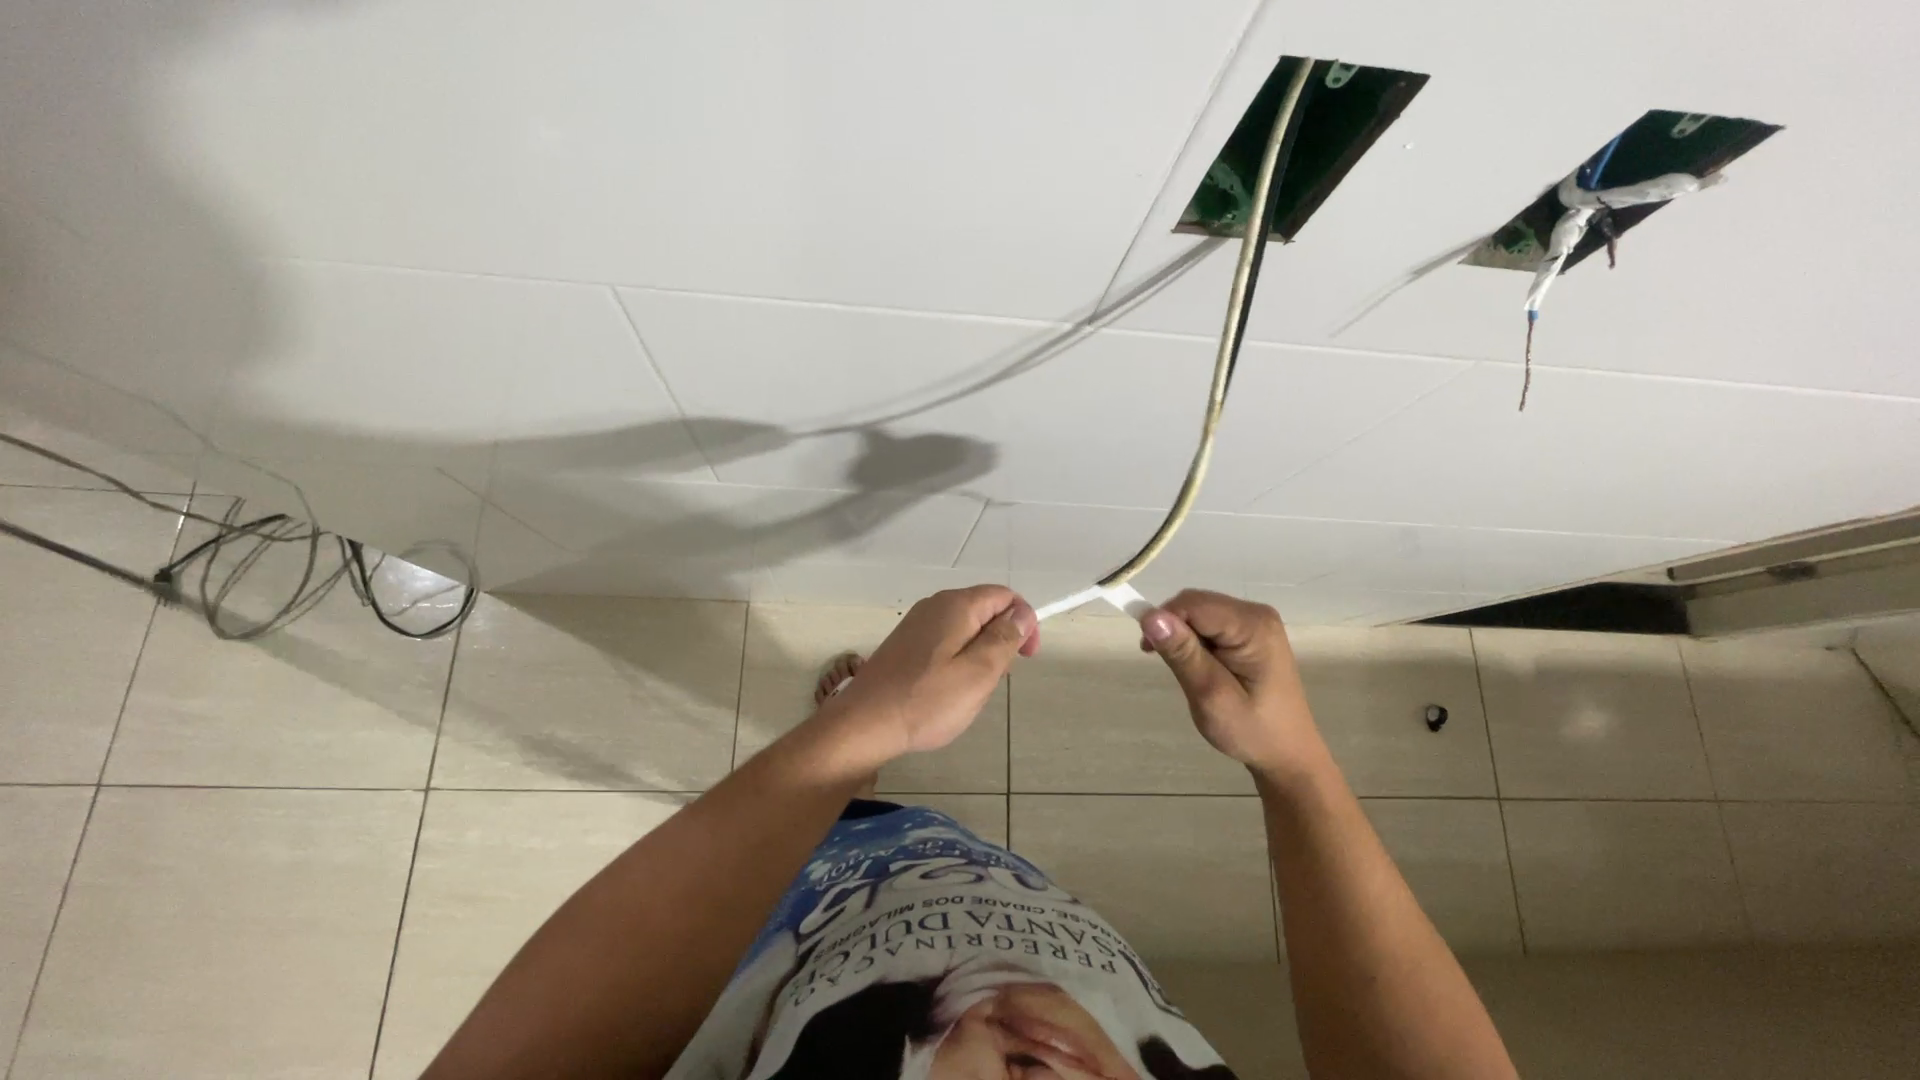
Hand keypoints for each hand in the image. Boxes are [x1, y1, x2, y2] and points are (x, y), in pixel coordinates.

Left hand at [815, 585, 1038, 765]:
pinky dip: (956, 665)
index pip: (1005, 597)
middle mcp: (935, 606)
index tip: (1025, 659)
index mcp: (956, 606)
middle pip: (985, 613)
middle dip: (999, 644)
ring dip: (978, 659)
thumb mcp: (978, 674)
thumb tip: (1022, 613)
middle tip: (991, 684)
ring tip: (966, 694)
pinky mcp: (905, 645)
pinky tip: (946, 694)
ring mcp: (916, 625)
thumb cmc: (926, 702)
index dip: (1023, 623)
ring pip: (966, 632)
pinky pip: (945, 645)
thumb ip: (1004, 639)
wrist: (864, 724)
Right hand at [1138, 589, 1320, 778]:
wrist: (1286, 753)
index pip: (1193, 604)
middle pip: (1196, 604)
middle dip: (1172, 628)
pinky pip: (1211, 623)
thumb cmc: (1251, 731)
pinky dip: (1194, 640)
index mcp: (1253, 627)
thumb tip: (1150, 617)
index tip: (1149, 651)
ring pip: (1200, 612)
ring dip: (1182, 636)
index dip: (1164, 620)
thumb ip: (1183, 654)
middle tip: (1167, 666)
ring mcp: (1257, 622)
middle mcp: (1257, 614)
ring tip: (1185, 671)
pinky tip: (1197, 665)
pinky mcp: (1252, 632)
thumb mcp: (1211, 696)